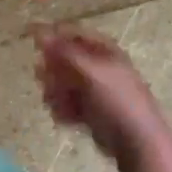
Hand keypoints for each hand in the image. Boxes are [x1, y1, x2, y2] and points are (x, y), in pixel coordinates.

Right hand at [32, 22, 166, 162]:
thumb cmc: (117, 100)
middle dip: (53, 70)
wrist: (137, 141)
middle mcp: (99, 67)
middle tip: (44, 79)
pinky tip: (65, 118)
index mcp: (105, 51)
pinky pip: (68, 103)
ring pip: (63, 83)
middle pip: (64, 59)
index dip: (52, 36)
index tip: (34, 45)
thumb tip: (38, 30)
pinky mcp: (91, 111)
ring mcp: (95, 90)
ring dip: (56, 92)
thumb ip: (64, 51)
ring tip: (58, 104)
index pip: (73, 33)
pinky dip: (63, 109)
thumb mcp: (91, 71)